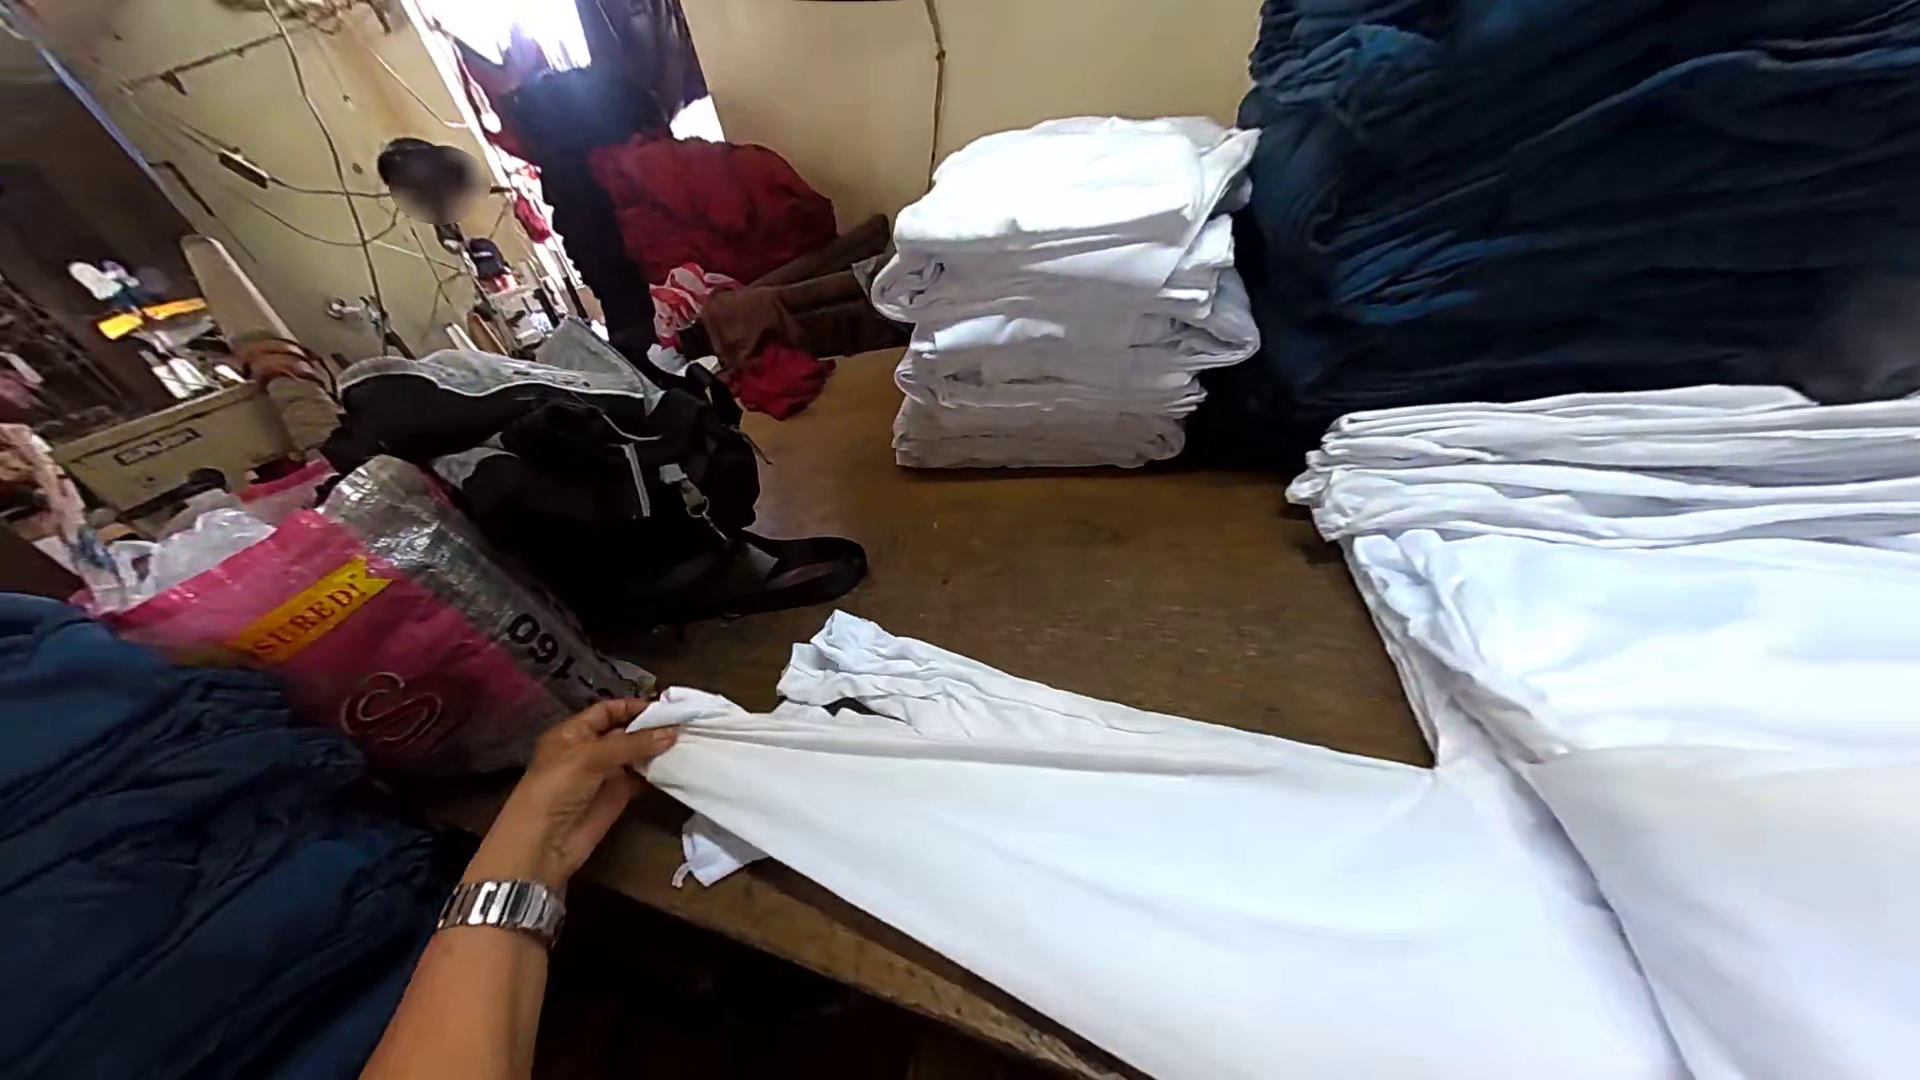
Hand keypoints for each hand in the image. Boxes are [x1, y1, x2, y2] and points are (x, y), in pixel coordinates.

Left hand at [463, 699, 680, 890]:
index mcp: (573, 733)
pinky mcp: (619, 794)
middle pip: (626, 730)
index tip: (665, 706)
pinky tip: (679, 762)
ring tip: (687, 739)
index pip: (607, 710)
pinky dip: (659, 769)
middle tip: (684, 722)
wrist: (542, 846)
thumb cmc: (557, 789)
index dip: (633, 706)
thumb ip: (634, 743)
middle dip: (652, 726)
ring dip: (659, 747)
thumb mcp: (591, 757)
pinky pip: (643, 776)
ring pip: (638, 753)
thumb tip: (674, 732)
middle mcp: (590, 750)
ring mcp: (606, 773)